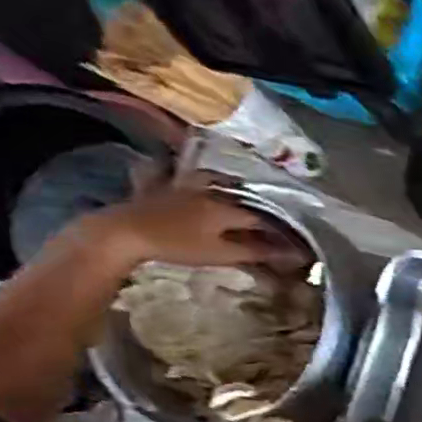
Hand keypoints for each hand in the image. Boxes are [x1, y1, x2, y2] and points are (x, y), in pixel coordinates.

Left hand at [81, 172, 301, 269]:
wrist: (126, 232)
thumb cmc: (178, 245)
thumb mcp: (222, 253)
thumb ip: (257, 251)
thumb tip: (292, 253)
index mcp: (224, 206)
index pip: (261, 217)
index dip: (280, 230)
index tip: (295, 242)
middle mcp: (206, 189)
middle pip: (239, 194)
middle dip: (258, 203)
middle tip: (272, 215)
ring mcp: (181, 184)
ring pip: (209, 177)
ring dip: (226, 183)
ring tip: (236, 189)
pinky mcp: (157, 185)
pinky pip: (170, 169)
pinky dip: (178, 168)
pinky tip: (178, 169)